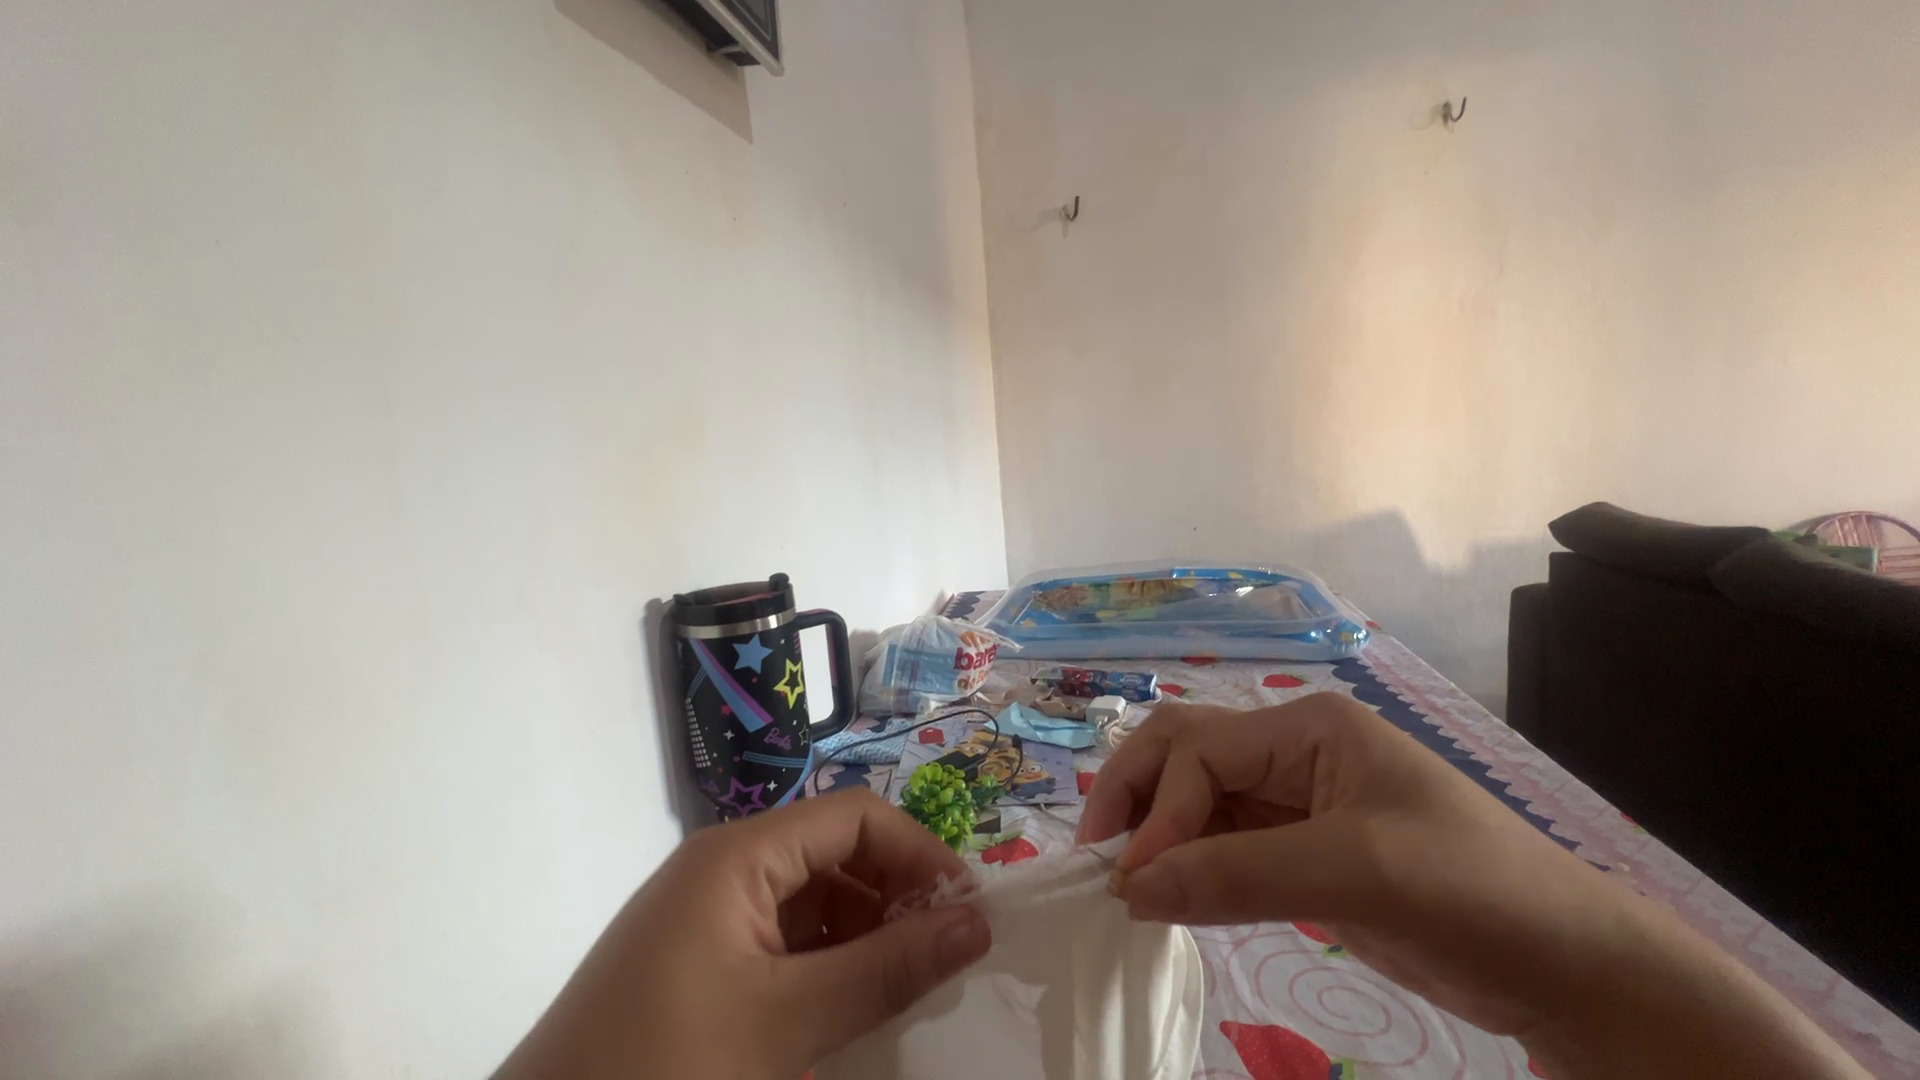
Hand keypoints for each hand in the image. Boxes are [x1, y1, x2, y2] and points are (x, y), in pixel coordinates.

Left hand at [495, 790, 991, 1079]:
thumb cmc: (663, 1069)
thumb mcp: (785, 1021)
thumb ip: (886, 969)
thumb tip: (977, 921)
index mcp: (739, 855)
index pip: (853, 818)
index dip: (917, 854)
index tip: (967, 912)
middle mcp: (726, 867)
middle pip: (836, 853)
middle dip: (897, 896)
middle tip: (945, 958)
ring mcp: (711, 914)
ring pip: (815, 899)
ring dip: (867, 933)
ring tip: (907, 987)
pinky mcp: (703, 959)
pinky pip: (786, 940)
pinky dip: (829, 963)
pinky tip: (852, 1008)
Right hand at [1079, 693, 1867, 1078]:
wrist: (1572, 967)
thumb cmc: (1473, 893)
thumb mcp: (1354, 873)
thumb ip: (1234, 873)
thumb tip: (1129, 885)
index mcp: (1305, 728)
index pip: (1198, 750)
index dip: (1157, 810)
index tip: (1129, 881)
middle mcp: (1290, 750)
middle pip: (1183, 754)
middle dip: (1136, 800)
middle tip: (1101, 861)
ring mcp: (1294, 800)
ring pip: (1196, 801)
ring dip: (1156, 836)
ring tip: (1126, 887)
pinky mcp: (1299, 849)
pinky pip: (1222, 844)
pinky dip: (1187, 866)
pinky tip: (1167, 896)